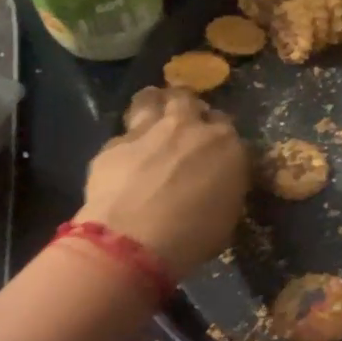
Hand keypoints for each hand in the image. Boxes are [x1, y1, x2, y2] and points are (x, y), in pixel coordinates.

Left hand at [75, 87, 245, 275]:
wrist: (134, 241)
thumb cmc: (193, 237)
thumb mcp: (227, 215)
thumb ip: (225, 187)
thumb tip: (218, 184)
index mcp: (226, 145)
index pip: (226, 125)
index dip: (218, 135)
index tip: (215, 149)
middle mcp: (188, 128)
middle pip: (188, 100)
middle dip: (188, 108)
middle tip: (184, 125)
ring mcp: (148, 131)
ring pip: (151, 99)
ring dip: (154, 105)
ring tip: (153, 118)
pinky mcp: (114, 144)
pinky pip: (124, 135)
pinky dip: (128, 144)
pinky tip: (126, 160)